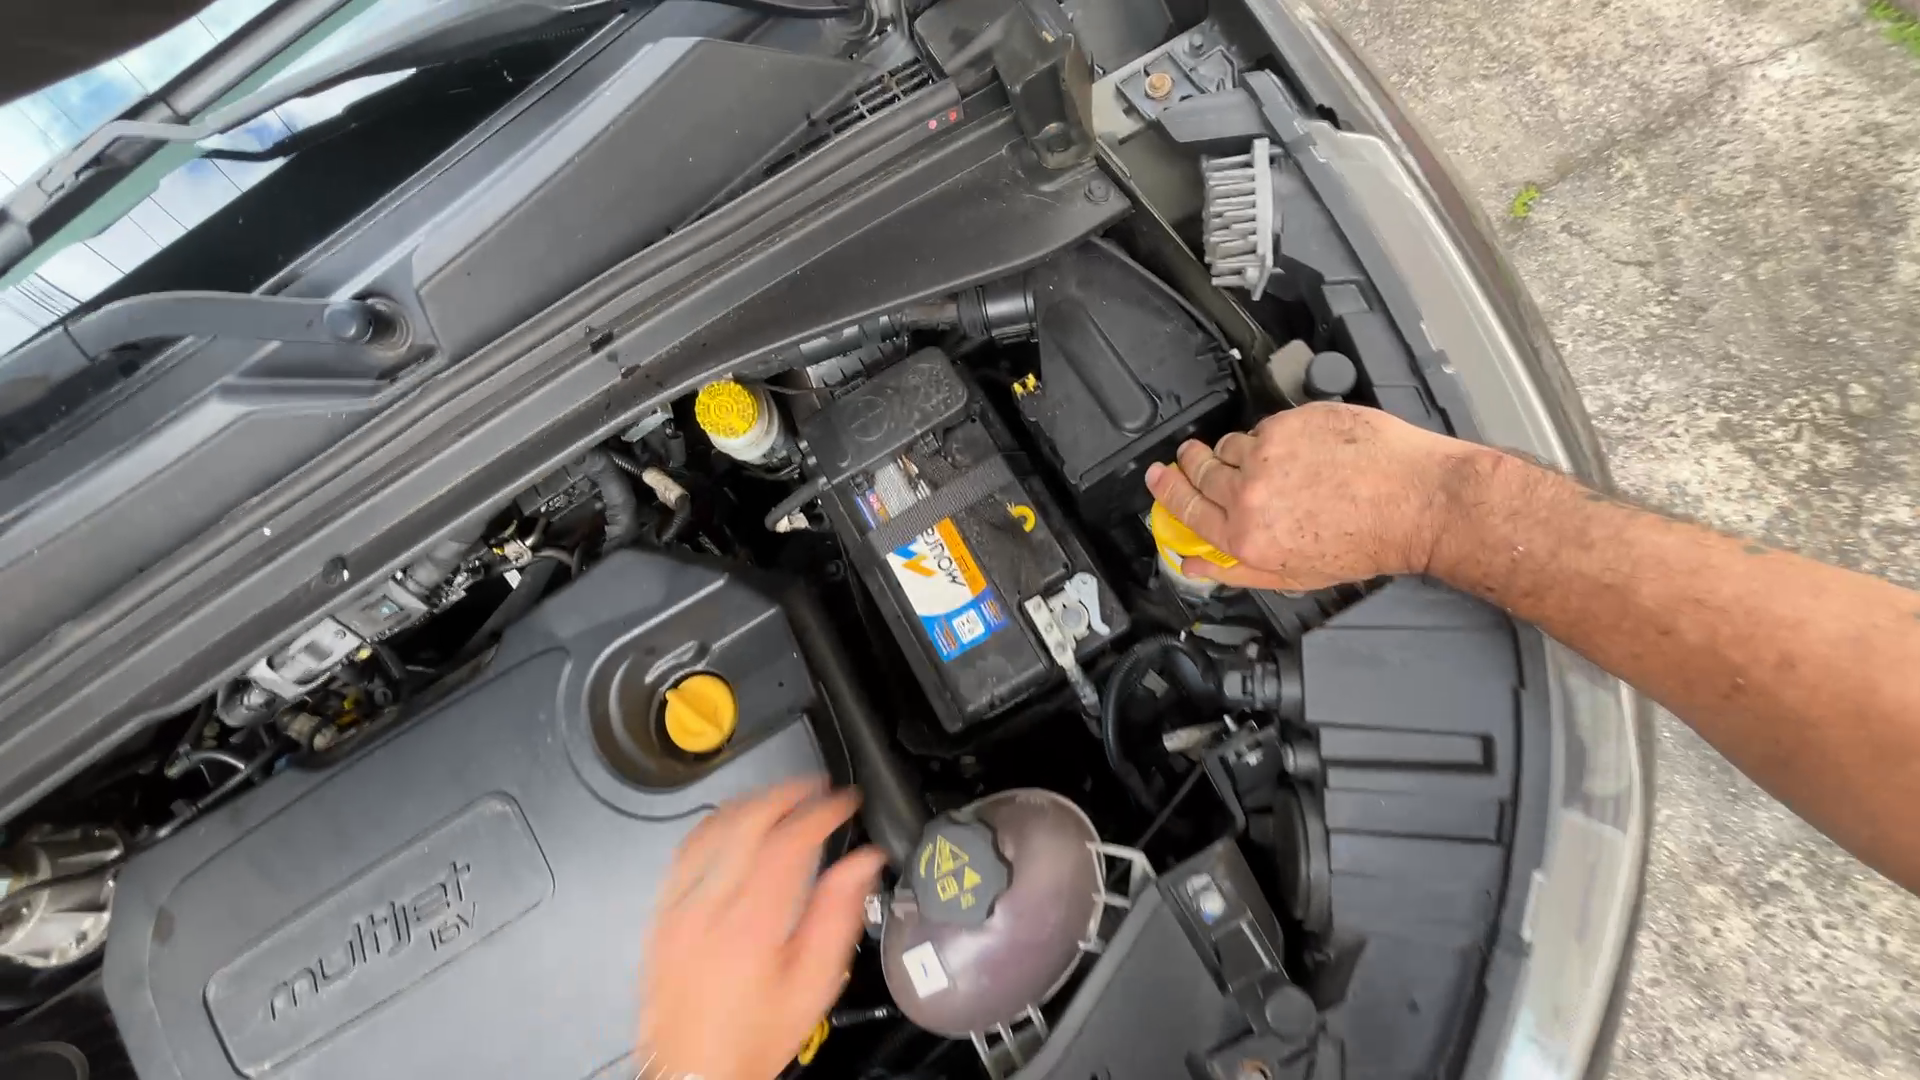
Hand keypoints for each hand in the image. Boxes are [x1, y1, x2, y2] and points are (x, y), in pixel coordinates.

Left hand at [638, 780, 885, 1079]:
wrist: (693, 1074)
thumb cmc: (755, 1036)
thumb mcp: (814, 984)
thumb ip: (839, 915)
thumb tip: (864, 862)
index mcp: (751, 924)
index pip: (789, 841)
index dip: (821, 810)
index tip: (844, 801)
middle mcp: (708, 907)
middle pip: (748, 821)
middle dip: (788, 792)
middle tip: (817, 787)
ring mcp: (679, 906)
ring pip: (714, 826)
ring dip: (753, 801)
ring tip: (784, 795)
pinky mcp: (662, 912)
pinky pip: (686, 847)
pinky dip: (716, 822)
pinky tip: (736, 820)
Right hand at [1144, 402, 1478, 590]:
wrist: (1419, 502)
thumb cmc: (1366, 541)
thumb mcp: (1292, 575)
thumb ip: (1232, 570)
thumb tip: (1191, 562)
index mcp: (1244, 537)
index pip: (1185, 508)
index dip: (1166, 490)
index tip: (1157, 477)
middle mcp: (1248, 495)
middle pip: (1197, 470)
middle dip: (1190, 463)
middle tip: (1192, 458)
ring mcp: (1268, 455)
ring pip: (1228, 445)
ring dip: (1235, 452)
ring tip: (1265, 462)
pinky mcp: (1290, 424)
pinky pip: (1263, 427)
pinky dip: (1273, 437)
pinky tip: (1299, 451)